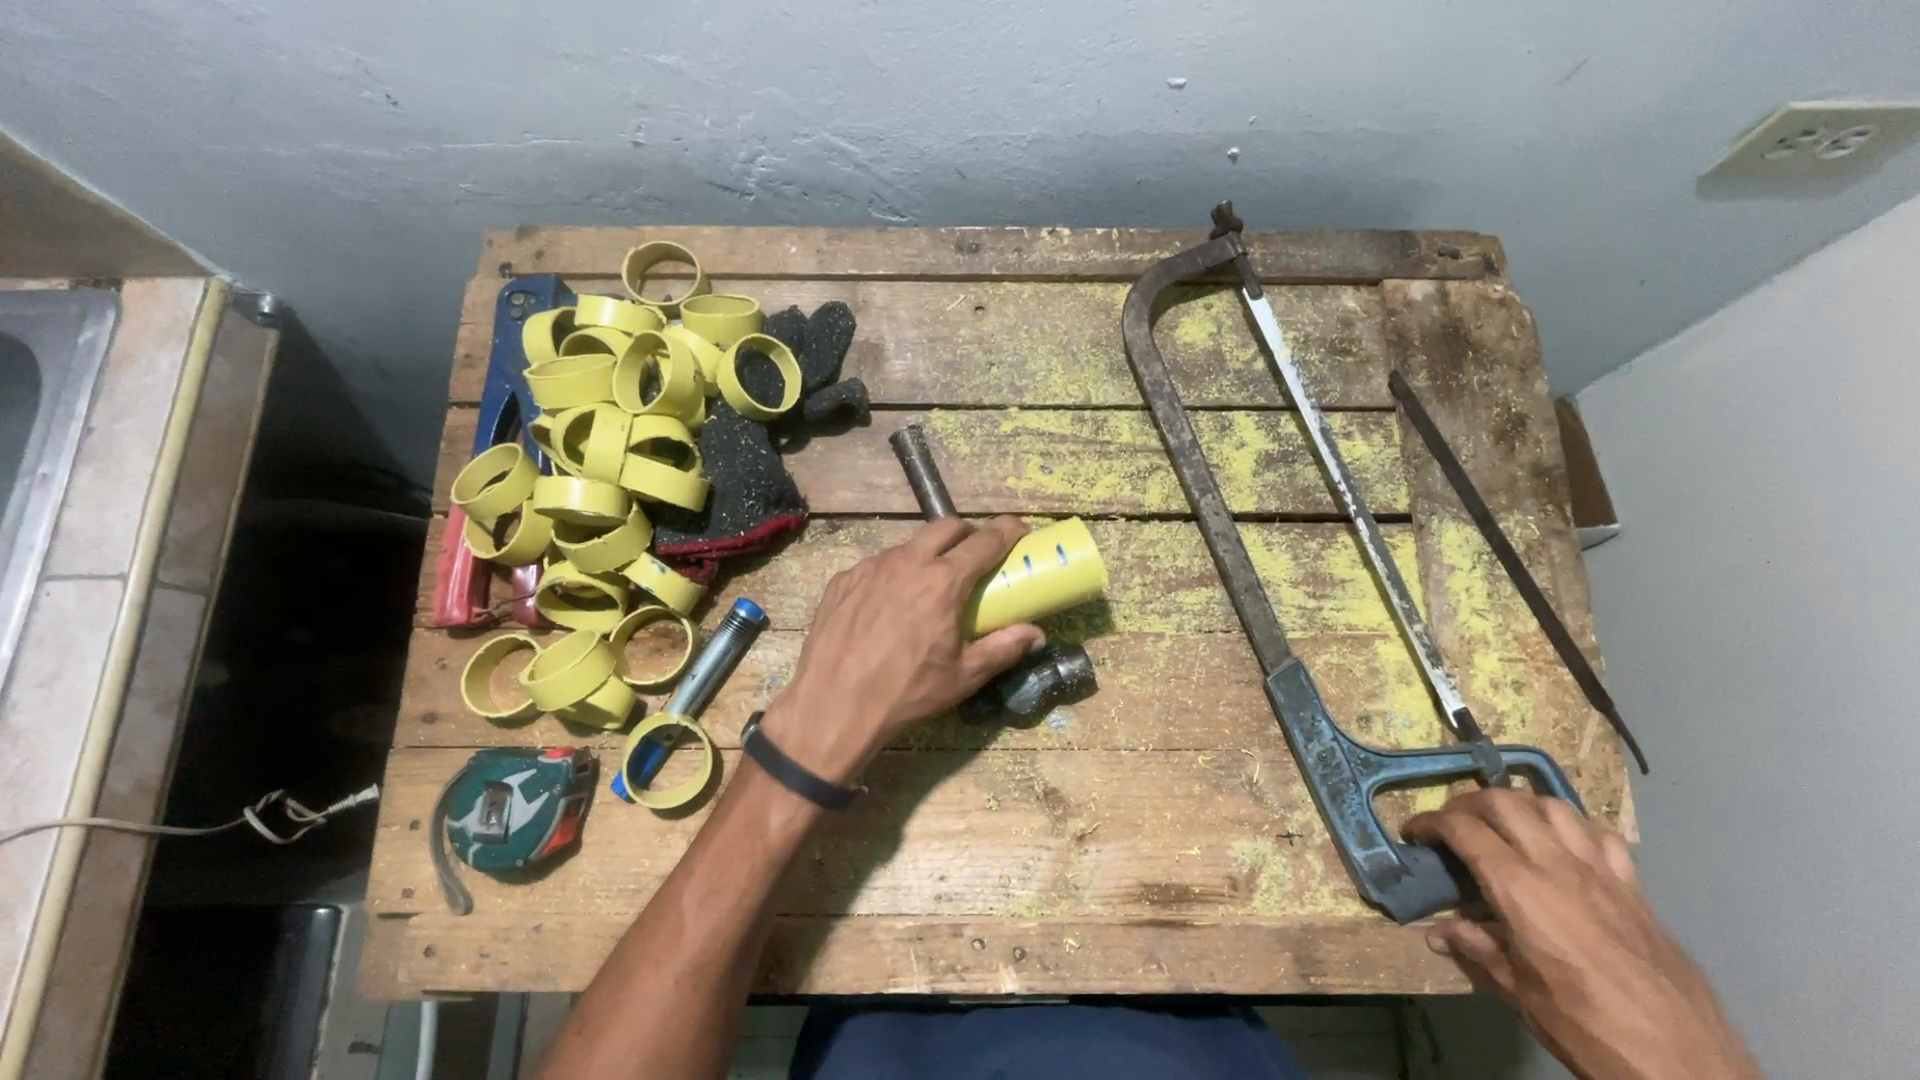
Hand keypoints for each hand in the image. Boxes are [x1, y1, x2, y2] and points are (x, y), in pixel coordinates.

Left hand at [758, 517, 1044, 783]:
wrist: (832, 706)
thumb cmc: (905, 693)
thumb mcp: (963, 676)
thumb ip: (1003, 649)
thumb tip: (1035, 634)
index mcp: (942, 582)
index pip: (984, 541)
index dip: (1007, 531)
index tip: (1019, 531)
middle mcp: (906, 562)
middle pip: (945, 527)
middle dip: (968, 533)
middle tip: (977, 555)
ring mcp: (870, 568)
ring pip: (908, 546)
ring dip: (928, 554)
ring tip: (930, 584)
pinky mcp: (843, 580)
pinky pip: (876, 566)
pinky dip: (893, 574)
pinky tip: (890, 604)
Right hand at [1404, 790, 1761, 1079]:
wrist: (1683, 1061)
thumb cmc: (1586, 1027)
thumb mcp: (1518, 993)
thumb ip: (1477, 951)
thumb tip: (1436, 932)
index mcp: (1519, 890)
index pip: (1463, 829)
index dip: (1430, 822)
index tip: (1414, 833)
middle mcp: (1557, 866)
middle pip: (1505, 802)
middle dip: (1468, 803)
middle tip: (1452, 824)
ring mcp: (1601, 872)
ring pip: (1553, 806)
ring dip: (1520, 805)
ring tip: (1504, 824)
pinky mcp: (1634, 887)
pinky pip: (1601, 834)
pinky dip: (1573, 826)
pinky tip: (1563, 844)